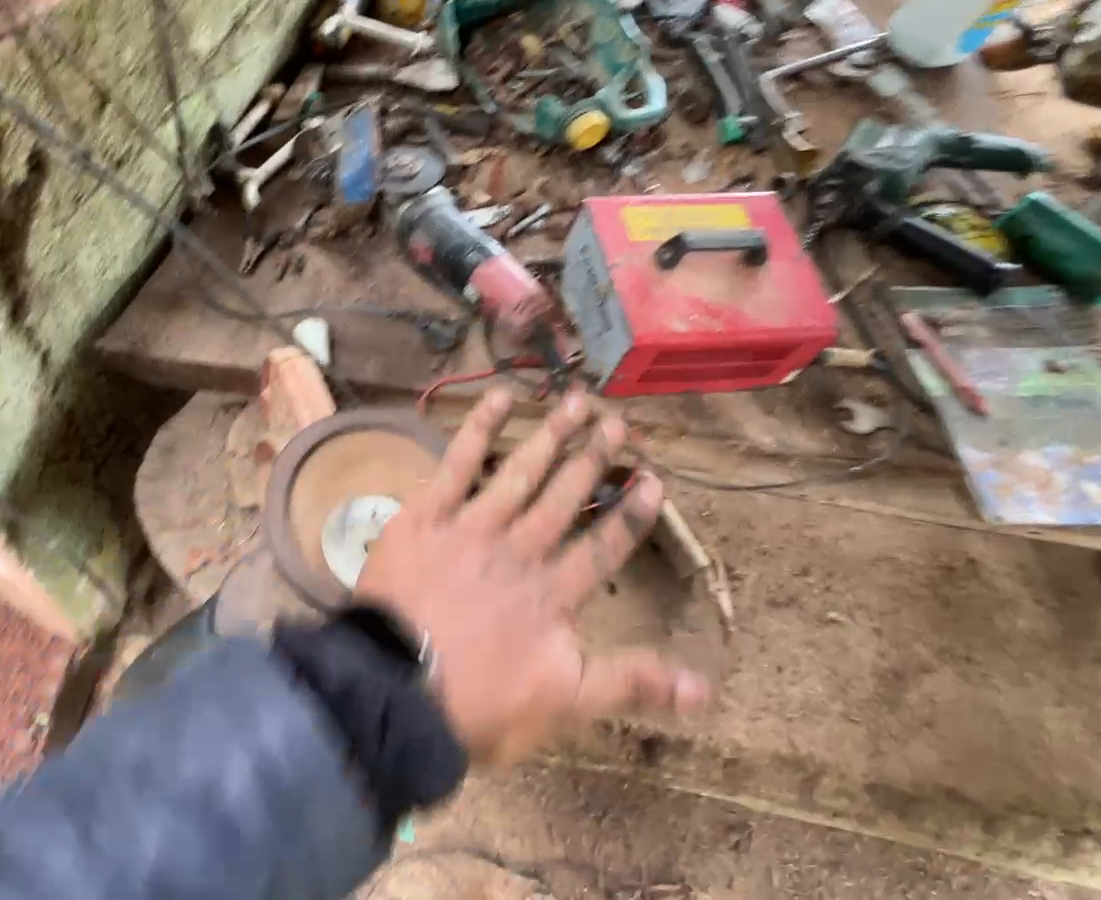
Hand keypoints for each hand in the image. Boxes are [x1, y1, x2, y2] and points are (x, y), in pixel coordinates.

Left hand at [353, 388, 709, 763]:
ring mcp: (471, 526)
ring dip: (551, 435)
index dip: (631, 515)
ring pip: (520, 472)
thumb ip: (630, 684)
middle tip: (618, 422)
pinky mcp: (426, 515)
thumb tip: (705, 688)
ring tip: (577, 401)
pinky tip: (500, 396)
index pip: (603, 546)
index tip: (655, 480)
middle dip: (594, 459)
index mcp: (552, 592)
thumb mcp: (563, 704)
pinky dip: (478, 427)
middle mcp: (519, 549)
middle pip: (564, 497)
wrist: (395, 688)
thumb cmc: (477, 700)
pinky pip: (456, 462)